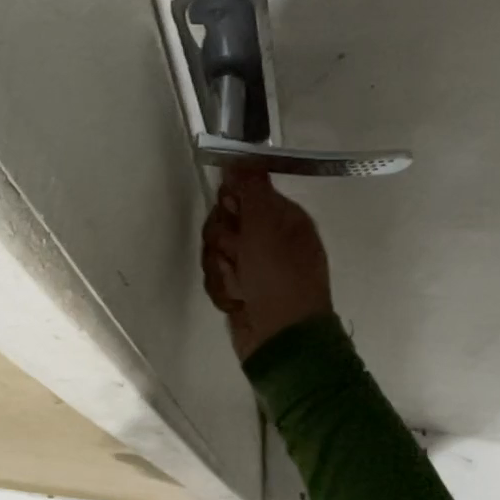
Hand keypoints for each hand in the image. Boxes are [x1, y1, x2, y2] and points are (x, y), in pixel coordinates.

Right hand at [200, 169, 333, 359]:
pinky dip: (223, 288)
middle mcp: (268, 237)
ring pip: (215, 249)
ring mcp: (252, 265)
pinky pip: (215, 275)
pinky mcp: (239, 288)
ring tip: (240, 285)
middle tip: (239, 255)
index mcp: (284, 217)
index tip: (232, 215)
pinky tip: (237, 301)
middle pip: (223, 220)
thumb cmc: (281, 280)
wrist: (282, 342)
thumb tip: (240, 156)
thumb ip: (251, 190)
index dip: (232, 203)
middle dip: (224, 240)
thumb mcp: (267, 229)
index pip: (243, 191)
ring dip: (222, 268)